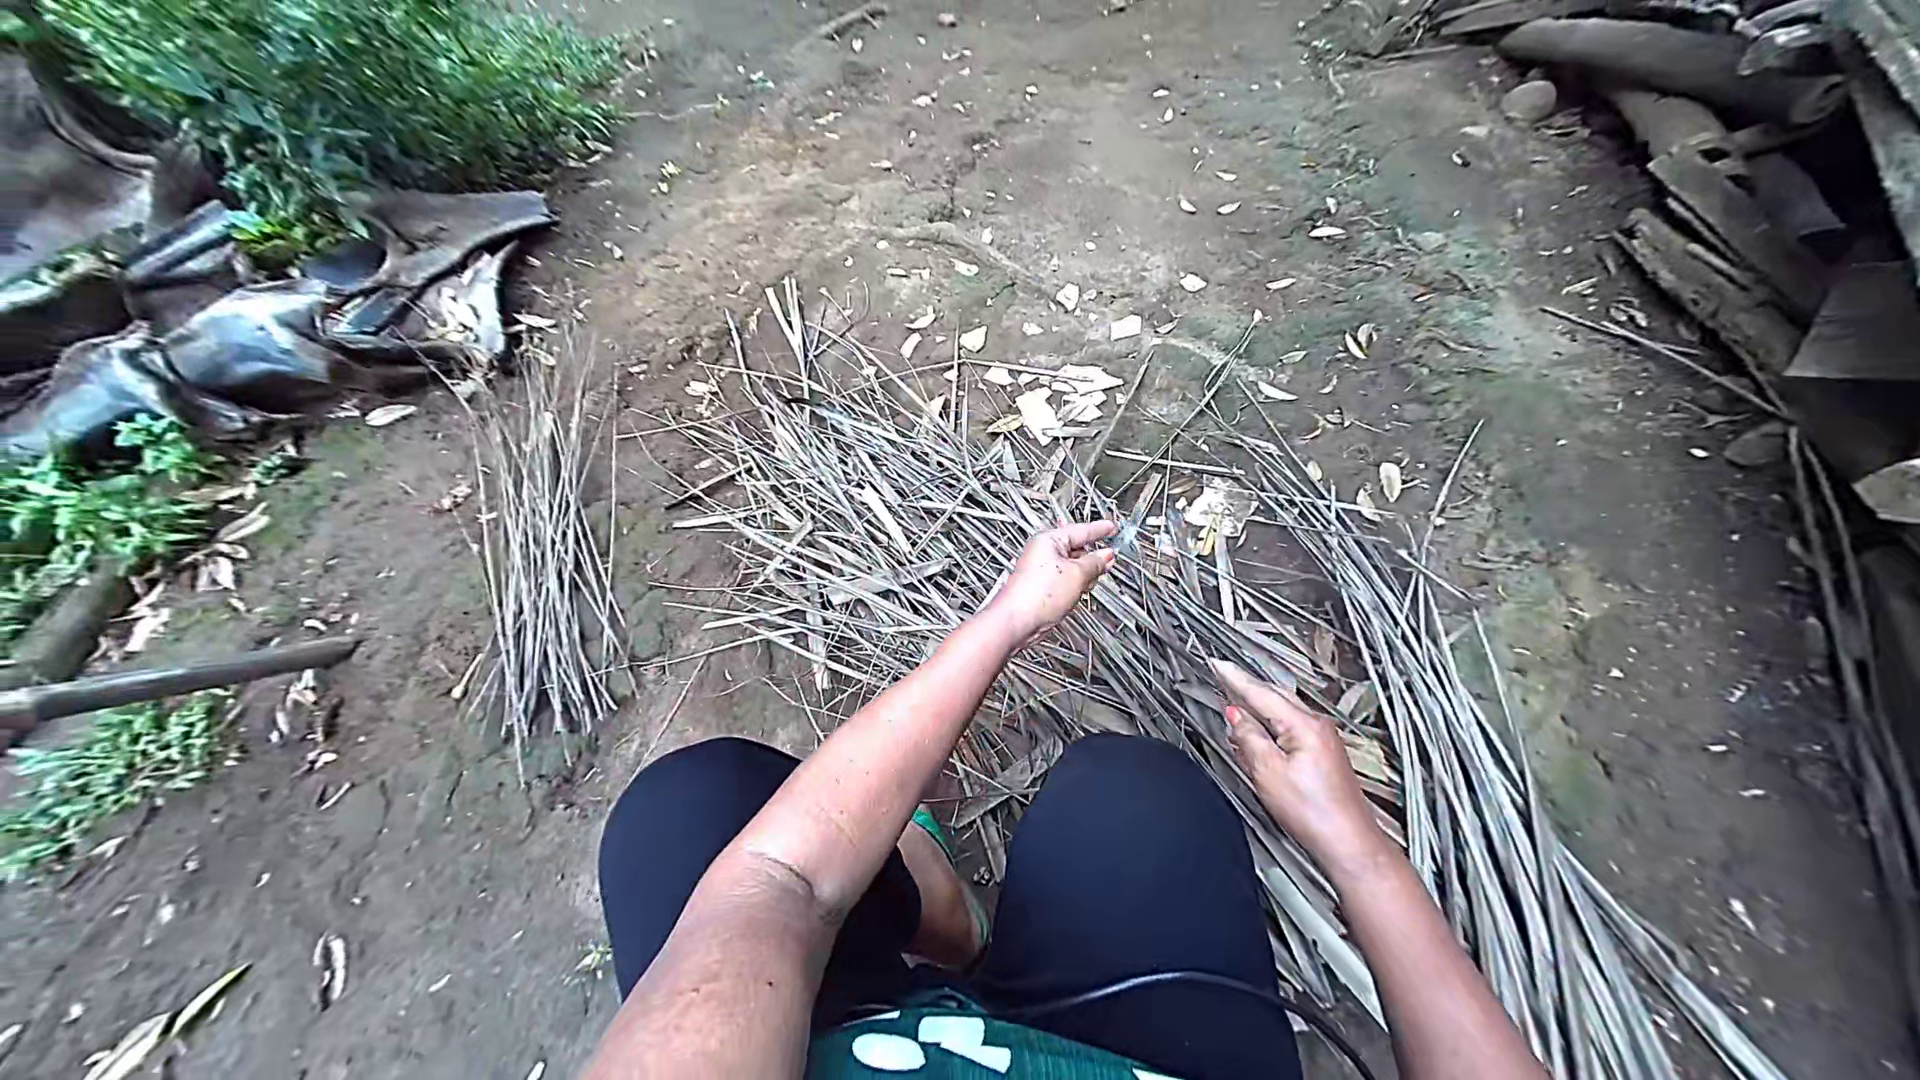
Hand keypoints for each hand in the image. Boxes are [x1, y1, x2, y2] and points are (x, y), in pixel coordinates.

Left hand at [980, 520, 1117, 641]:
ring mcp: (1041, 570)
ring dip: (1085, 574)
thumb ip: (1095, 562)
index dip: (1100, 529)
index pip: (1081, 530)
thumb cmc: (1037, 595)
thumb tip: (1106, 555)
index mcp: (1049, 540)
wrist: (1017, 621)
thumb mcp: (1077, 574)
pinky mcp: (1041, 587)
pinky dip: (1075, 584)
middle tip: (1110, 560)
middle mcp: (1043, 552)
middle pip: (1077, 549)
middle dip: (1093, 557)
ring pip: (1072, 567)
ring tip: (1091, 581)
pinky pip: (1065, 580)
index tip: (1112, 527)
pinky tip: (1079, 591)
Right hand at [1212, 659, 1392, 883]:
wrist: (1349, 844)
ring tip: (1235, 703)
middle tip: (1222, 677)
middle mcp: (1318, 727)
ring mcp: (1324, 740)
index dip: (1234, 678)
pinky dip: (1270, 723)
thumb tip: (1236, 715)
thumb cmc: (1316, 814)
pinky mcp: (1324, 753)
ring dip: (1257, 706)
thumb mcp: (1267, 772)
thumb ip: (1248, 737)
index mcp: (1304, 726)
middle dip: (1246, 687)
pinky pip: (1290, 726)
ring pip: (1283, 710)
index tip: (1218, 665)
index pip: (1260, 692)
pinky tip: (1259, 731)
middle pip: (1274, 695)